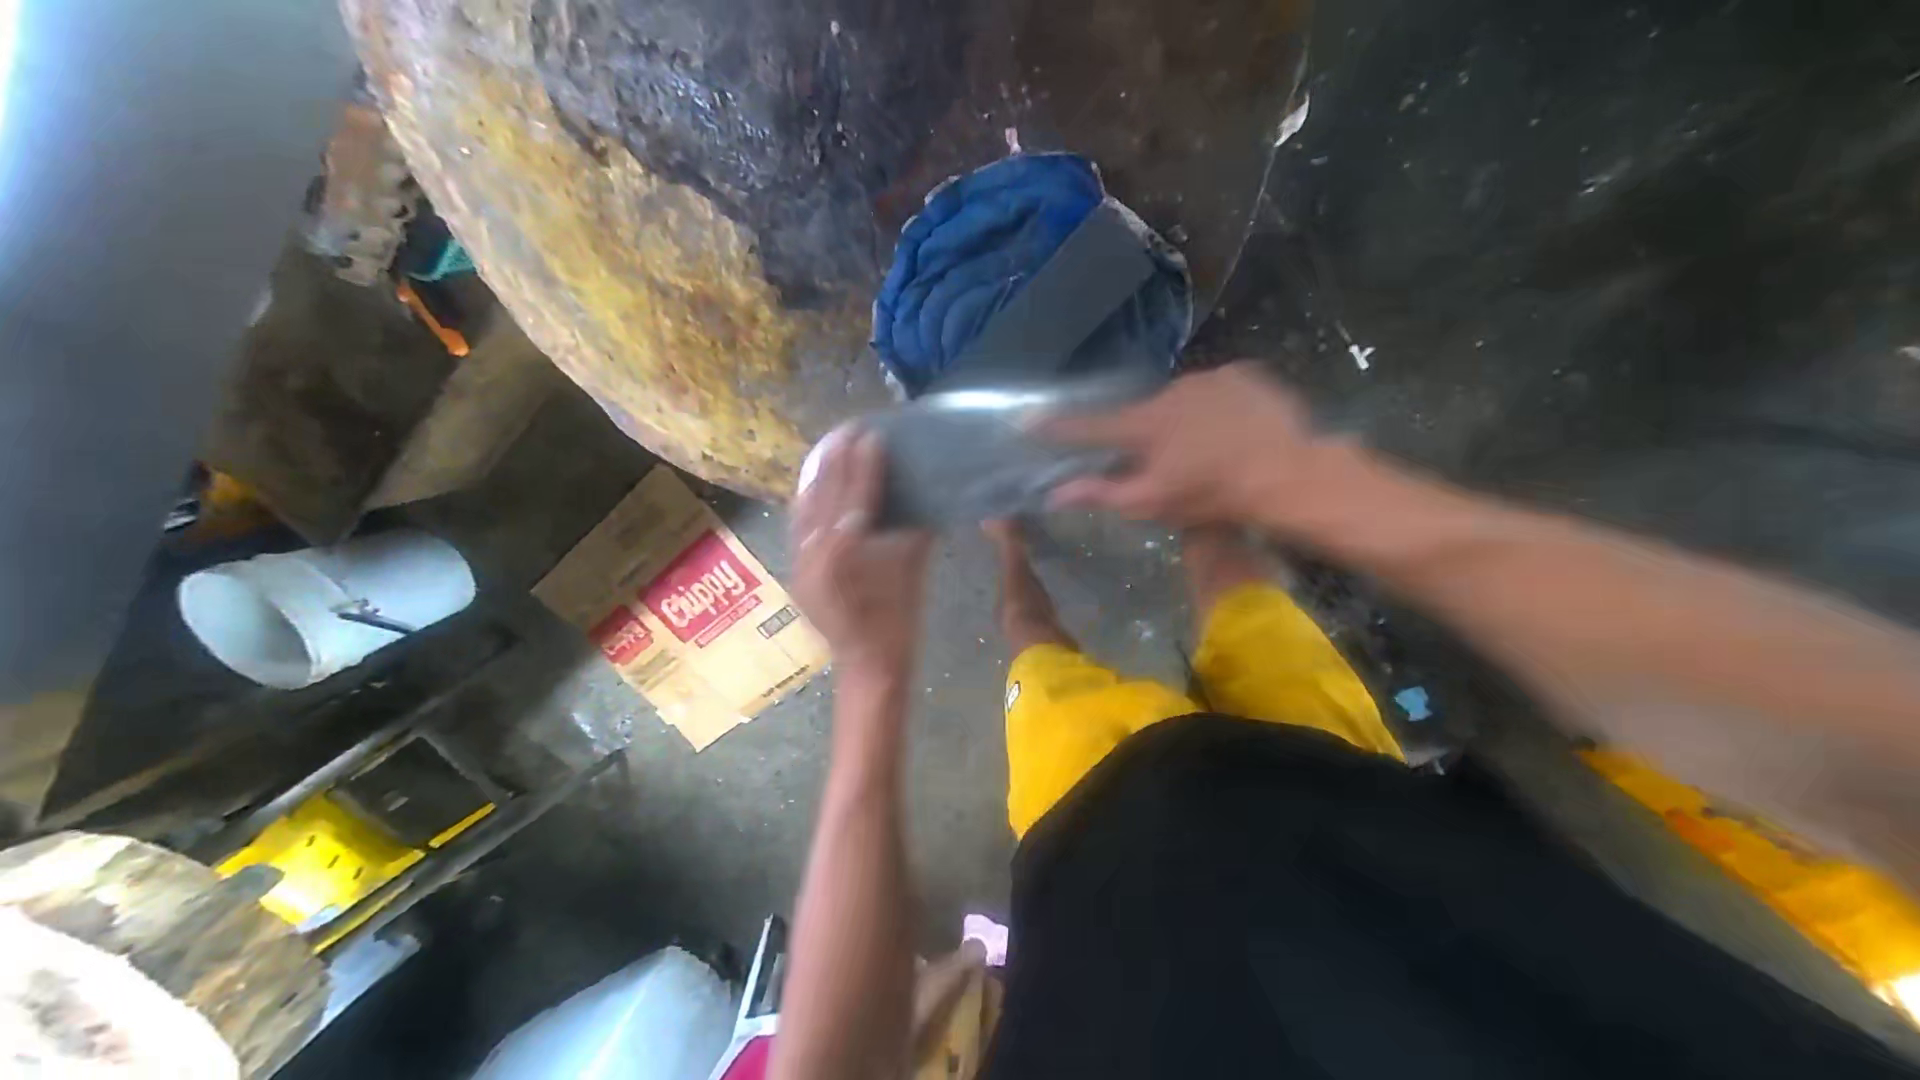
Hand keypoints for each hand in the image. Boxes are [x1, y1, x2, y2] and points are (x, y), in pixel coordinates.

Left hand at [791, 429, 933, 682]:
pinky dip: (808, 500)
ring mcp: (800, 563)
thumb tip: (926, 496)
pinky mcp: (797, 570)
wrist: (869, 664)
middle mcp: (814, 553)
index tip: (871, 434)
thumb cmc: (899, 620)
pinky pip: (798, 527)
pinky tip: (814, 482)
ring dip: (817, 475)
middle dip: (835, 460)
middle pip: (823, 496)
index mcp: (845, 554)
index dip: (864, 464)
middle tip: (846, 428)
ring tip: (828, 445)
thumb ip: (915, 531)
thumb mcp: (912, 569)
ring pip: (804, 508)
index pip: (854, 497)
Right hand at [1044, 363, 1345, 531]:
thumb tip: (1055, 493)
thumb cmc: (1214, 495)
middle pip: (1141, 414)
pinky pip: (1214, 390)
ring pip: (1180, 401)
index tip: (1025, 420)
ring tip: (1206, 449)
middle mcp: (1168, 392)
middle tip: (1166, 462)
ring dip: (1183, 421)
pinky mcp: (1242, 375)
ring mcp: (1208, 378)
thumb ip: (1101, 494)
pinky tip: (1230, 430)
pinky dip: (1213, 407)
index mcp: (1143, 425)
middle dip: (1144, 435)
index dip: (1056, 427)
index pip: (1088, 426)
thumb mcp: (1153, 503)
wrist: (1290, 473)